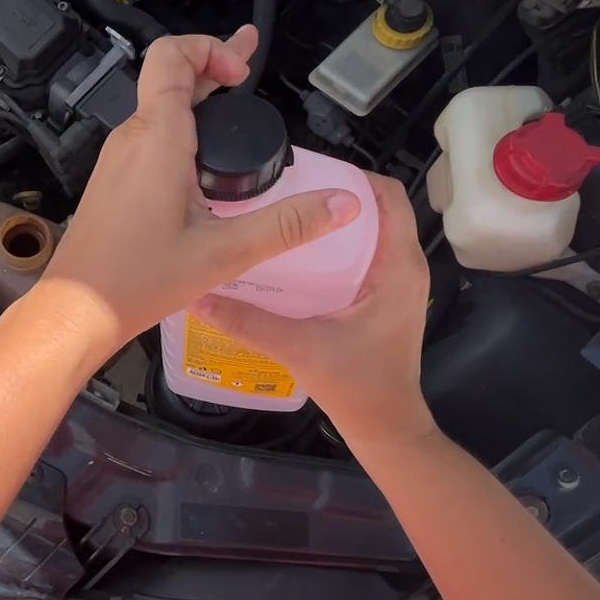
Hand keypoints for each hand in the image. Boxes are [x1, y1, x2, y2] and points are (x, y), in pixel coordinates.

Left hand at [32, 27, 360, 359]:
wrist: (77, 309)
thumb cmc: (135, 281)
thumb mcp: (223, 253)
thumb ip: (286, 225)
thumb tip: (342, 204)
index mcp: (156, 140)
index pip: (171, 56)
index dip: (209, 47)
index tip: (242, 70)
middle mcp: (130, 140)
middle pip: (167, 77)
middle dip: (211, 65)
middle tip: (247, 66)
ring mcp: (116, 160)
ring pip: (156, 108)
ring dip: (195, 97)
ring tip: (232, 100)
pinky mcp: (113, 180)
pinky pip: (147, 137)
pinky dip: (179, 128)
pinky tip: (203, 154)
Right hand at [193, 173, 436, 442]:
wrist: (385, 427)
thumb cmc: (357, 386)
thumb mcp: (298, 349)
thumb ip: (248, 322)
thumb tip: (198, 294)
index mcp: (396, 266)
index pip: (387, 196)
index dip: (351, 175)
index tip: (304, 172)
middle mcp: (401, 267)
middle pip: (373, 208)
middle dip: (330, 194)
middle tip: (280, 192)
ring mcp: (393, 283)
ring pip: (365, 231)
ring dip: (329, 220)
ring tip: (280, 216)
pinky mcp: (380, 298)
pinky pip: (359, 254)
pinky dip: (330, 245)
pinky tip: (290, 256)